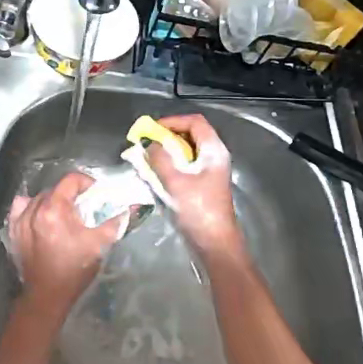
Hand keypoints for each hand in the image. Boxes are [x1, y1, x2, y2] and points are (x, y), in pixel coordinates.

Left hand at [6, 172, 121, 309]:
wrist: (48, 295)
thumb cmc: (75, 269)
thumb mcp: (99, 245)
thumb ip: (115, 222)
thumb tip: (129, 207)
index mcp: (55, 209)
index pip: (70, 180)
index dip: (86, 183)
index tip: (95, 194)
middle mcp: (35, 209)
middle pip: (55, 189)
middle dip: (71, 195)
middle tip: (82, 208)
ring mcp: (21, 219)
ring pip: (39, 198)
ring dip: (52, 202)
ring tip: (63, 216)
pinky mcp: (14, 230)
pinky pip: (21, 207)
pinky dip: (31, 207)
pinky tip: (40, 217)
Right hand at [146, 114, 247, 261]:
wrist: (215, 243)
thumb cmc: (198, 210)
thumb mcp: (175, 182)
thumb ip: (160, 159)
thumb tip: (149, 144)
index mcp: (214, 151)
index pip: (195, 122)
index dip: (173, 121)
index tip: (152, 129)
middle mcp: (214, 156)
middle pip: (191, 134)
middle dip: (167, 135)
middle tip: (147, 142)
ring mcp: (210, 170)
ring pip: (187, 150)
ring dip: (167, 151)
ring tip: (149, 157)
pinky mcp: (204, 183)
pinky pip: (186, 165)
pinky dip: (171, 164)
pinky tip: (157, 173)